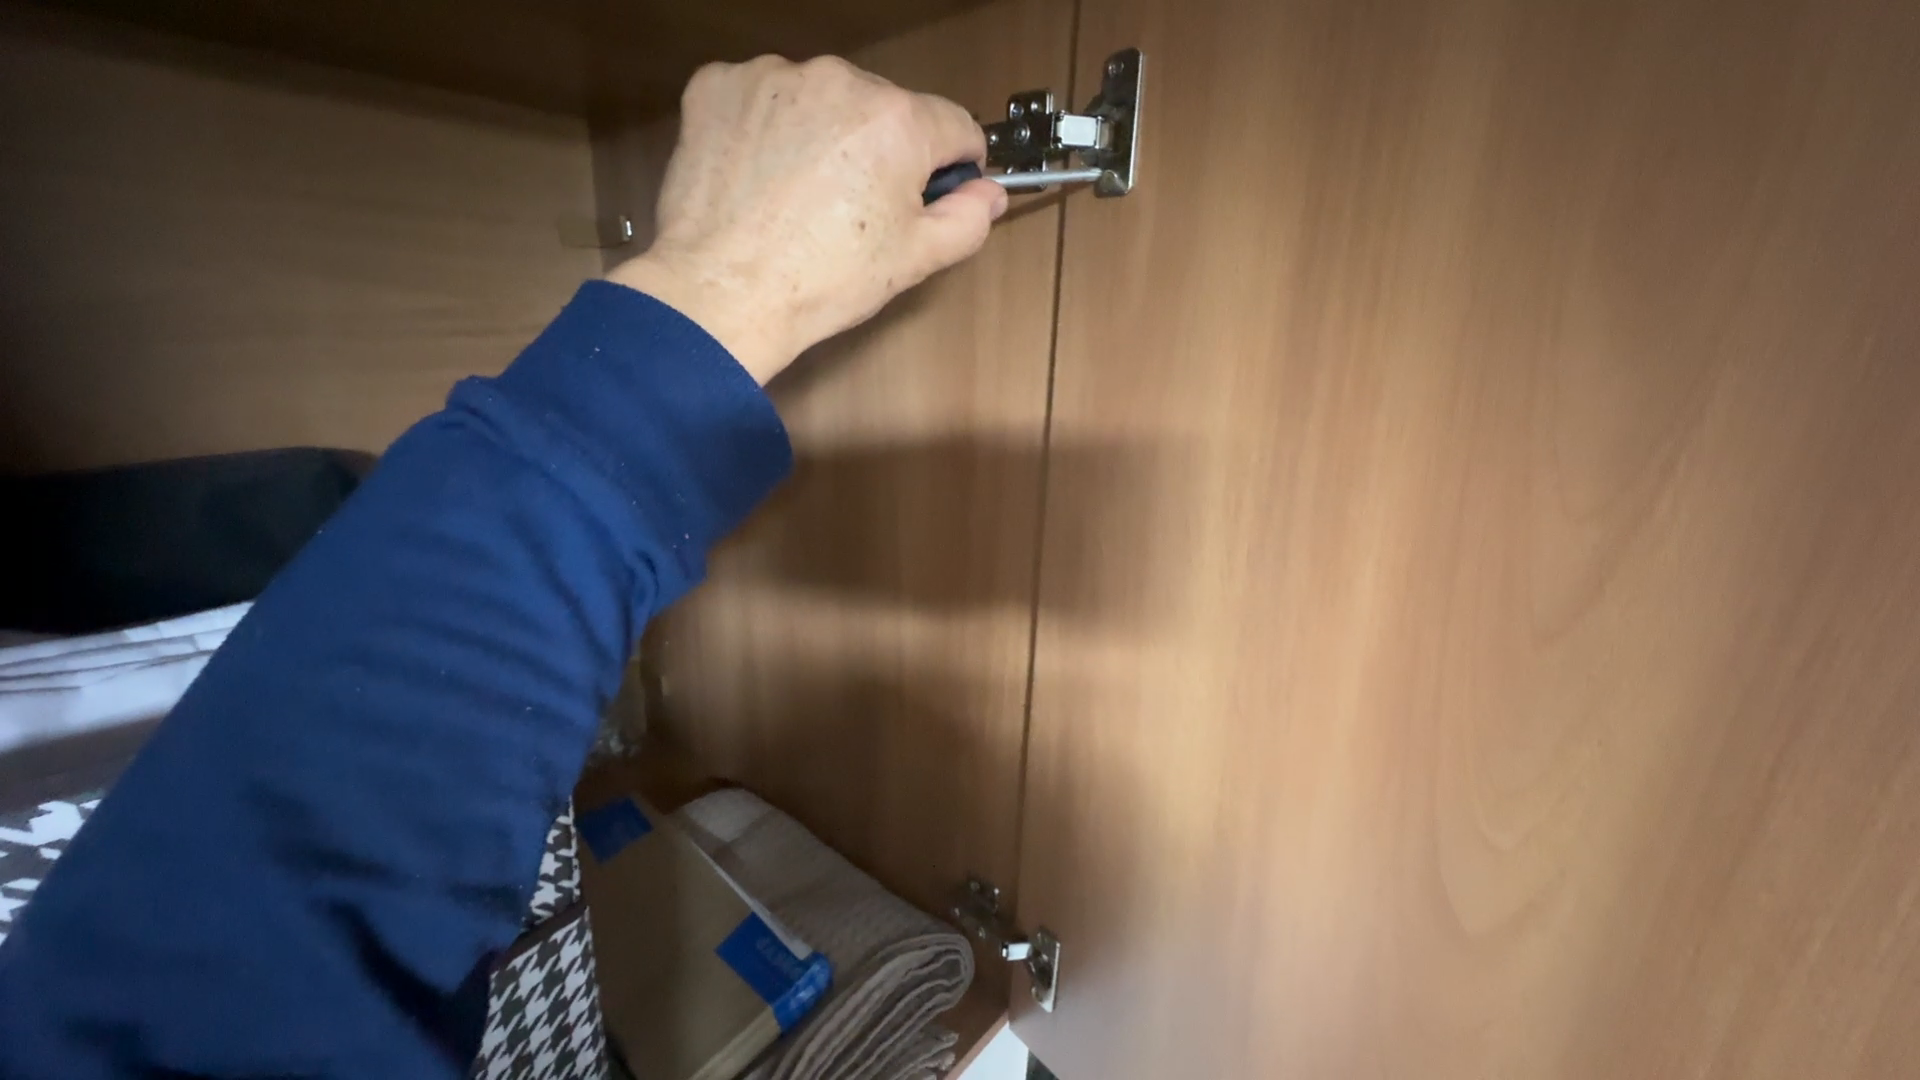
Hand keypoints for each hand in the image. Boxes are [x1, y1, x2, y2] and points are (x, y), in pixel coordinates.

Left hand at [606, 56, 1007, 384]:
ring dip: (826, 134)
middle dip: (883, 151)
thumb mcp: (914, 261)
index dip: (954, 165)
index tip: (936, 193)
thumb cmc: (823, 281)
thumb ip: (967, 220)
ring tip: (803, 197)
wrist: (723, 293)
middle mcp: (839, 80)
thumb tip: (988, 193)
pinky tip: (763, 177)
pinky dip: (770, 128)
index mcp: (897, 121)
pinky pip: (765, 98)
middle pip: (887, 109)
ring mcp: (773, 77)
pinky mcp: (719, 86)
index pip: (955, 124)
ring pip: (824, 100)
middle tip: (857, 211)